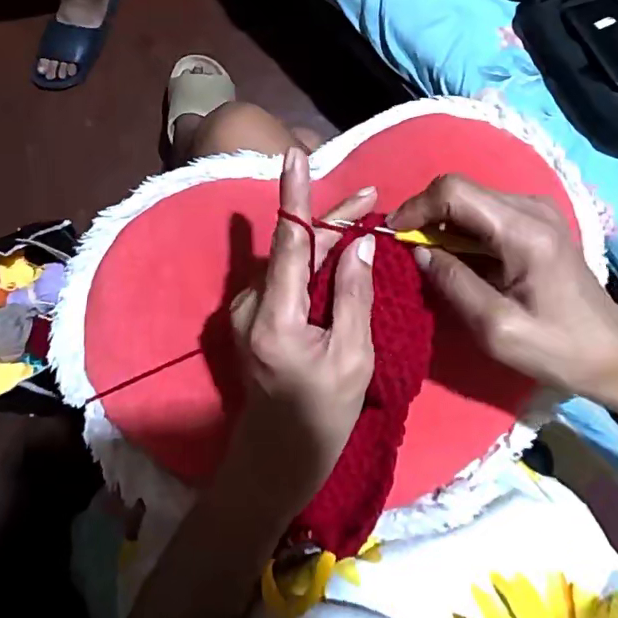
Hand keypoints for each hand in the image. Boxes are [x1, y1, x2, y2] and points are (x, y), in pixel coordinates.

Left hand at [224, 146, 376, 509]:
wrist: (274, 460)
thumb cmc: (320, 417)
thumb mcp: (352, 358)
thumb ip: (353, 296)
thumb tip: (359, 244)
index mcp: (275, 316)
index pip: (287, 242)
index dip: (293, 196)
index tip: (294, 157)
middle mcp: (251, 304)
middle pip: (293, 247)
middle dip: (330, 220)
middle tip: (370, 199)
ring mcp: (247, 310)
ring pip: (291, 260)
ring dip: (325, 241)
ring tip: (362, 222)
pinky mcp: (253, 316)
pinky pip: (287, 278)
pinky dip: (314, 264)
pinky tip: (340, 257)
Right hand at [390, 175, 617, 415]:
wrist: (616, 356)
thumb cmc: (560, 349)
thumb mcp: (497, 329)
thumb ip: (454, 284)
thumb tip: (418, 252)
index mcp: (524, 230)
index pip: (454, 191)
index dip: (416, 207)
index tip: (393, 235)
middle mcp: (531, 208)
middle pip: (460, 189)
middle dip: (425, 215)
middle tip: (406, 250)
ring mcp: (537, 211)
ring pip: (470, 198)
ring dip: (442, 223)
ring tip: (428, 258)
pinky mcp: (537, 221)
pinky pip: (485, 212)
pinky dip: (461, 229)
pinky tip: (457, 259)